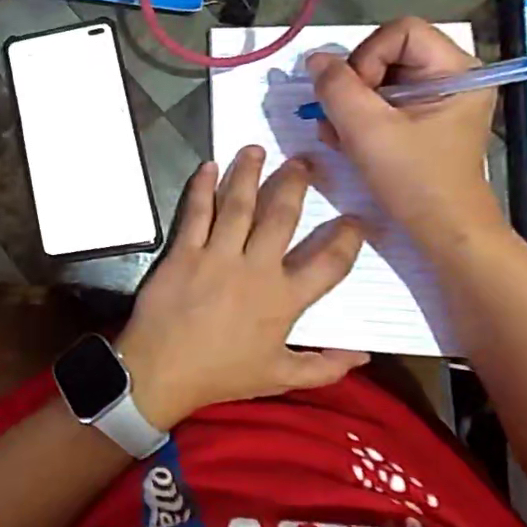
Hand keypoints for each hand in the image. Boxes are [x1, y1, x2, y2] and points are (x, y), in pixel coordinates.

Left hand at [117, 147, 368, 429]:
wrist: (162, 370)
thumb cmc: (221, 375)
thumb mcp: (279, 377)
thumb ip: (324, 367)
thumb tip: (364, 356)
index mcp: (284, 299)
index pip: (329, 261)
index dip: (348, 237)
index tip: (356, 218)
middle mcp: (255, 268)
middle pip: (281, 216)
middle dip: (294, 184)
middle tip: (302, 161)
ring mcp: (217, 255)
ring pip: (239, 204)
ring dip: (249, 173)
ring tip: (257, 148)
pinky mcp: (184, 251)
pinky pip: (197, 212)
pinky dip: (203, 187)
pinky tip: (209, 166)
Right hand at [306, 18, 502, 243]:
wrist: (443, 231)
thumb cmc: (414, 180)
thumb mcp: (367, 131)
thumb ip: (336, 88)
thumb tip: (315, 59)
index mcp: (455, 70)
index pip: (399, 32)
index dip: (367, 57)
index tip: (357, 97)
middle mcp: (449, 76)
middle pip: (385, 53)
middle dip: (354, 85)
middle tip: (341, 119)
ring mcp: (434, 99)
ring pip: (377, 79)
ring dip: (350, 104)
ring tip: (341, 135)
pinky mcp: (419, 120)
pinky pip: (380, 101)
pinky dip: (357, 118)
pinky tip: (348, 141)